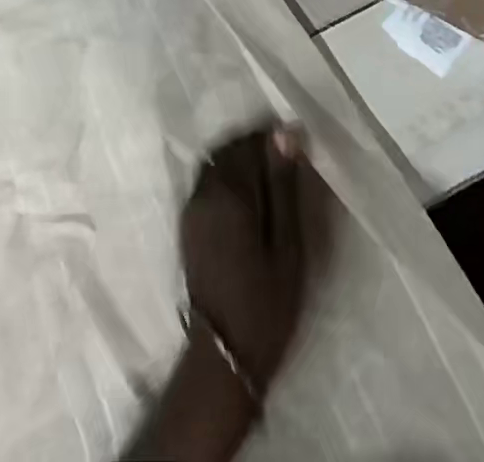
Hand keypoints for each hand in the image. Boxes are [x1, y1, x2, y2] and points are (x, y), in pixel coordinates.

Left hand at [179, 124, 326, 392]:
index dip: (270, 136)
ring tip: (272, 178)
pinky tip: (250, 197)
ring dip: (240, 161)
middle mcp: (202, 194)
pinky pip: (207, 183)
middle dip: (254, 146)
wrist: (226, 351)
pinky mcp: (188, 226)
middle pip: (226, 151)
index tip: (295, 141)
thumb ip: (284, 185)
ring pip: (215, 165)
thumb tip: (285, 133)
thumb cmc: (268, 300)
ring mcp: (191, 210)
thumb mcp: (288, 242)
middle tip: (286, 159)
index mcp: (228, 194)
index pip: (245, 143)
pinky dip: (228, 178)